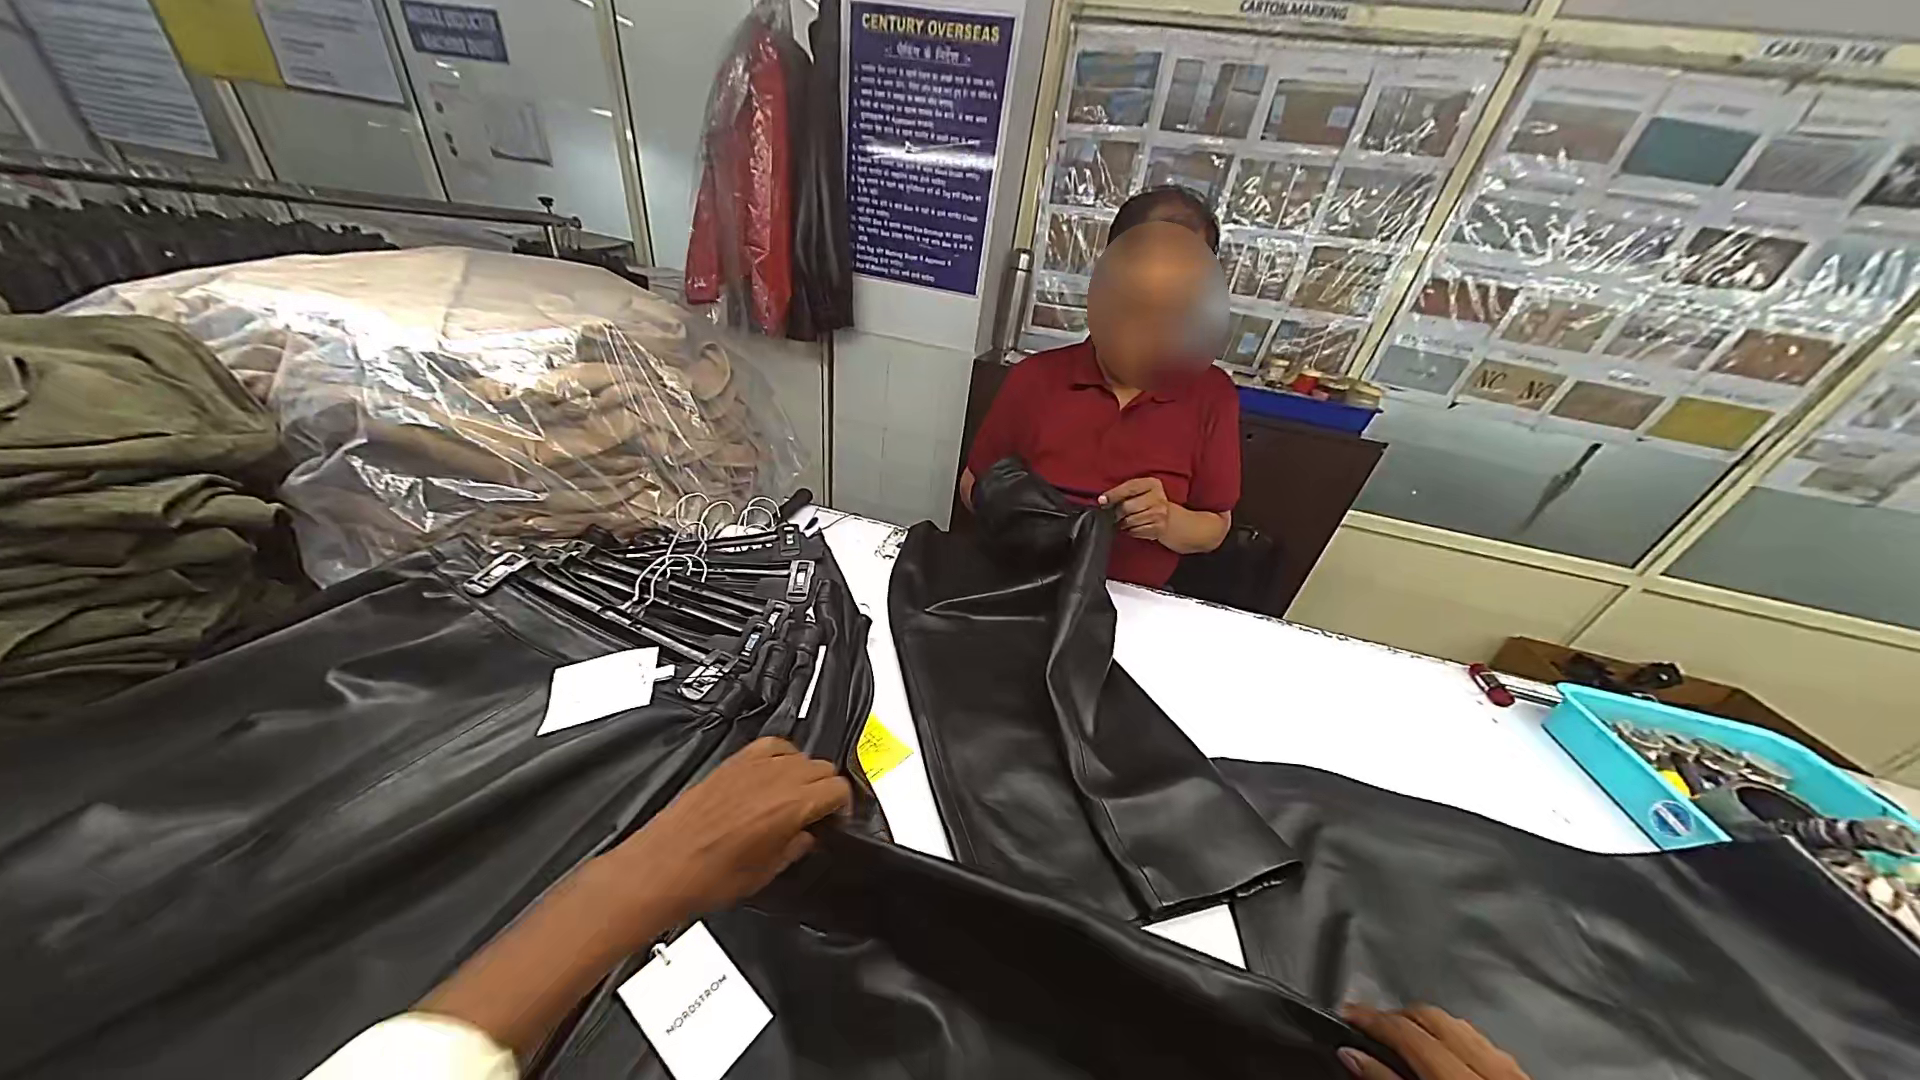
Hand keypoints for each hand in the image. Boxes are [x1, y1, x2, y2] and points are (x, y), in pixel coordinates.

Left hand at [600, 737, 850, 930]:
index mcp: (791, 805)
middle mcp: (775, 777)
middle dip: (827, 789)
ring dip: (805, 773)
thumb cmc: (704, 876)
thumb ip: (796, 846)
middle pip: (824, 767)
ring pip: (801, 753)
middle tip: (819, 811)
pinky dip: (780, 756)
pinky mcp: (734, 762)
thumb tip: (805, 836)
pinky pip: (771, 744)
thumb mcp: (766, 872)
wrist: (660, 869)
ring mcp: (753, 766)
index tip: (836, 818)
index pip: (839, 788)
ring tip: (796, 795)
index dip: (843, 805)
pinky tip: (773, 776)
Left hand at [1099, 477, 1172, 540]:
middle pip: (1126, 507)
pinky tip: (1132, 527)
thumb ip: (1124, 491)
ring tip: (1124, 521)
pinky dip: (1129, 531)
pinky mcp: (1158, 529)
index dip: (1114, 494)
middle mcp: (1158, 498)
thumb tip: (1103, 500)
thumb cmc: (1148, 502)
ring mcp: (1159, 514)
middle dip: (1116, 513)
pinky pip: (1135, 531)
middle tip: (1113, 515)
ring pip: (1129, 521)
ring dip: (1122, 523)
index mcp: (1152, 484)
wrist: (1170, 519)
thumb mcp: (1141, 491)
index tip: (1102, 501)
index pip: (1130, 488)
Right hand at [1338, 1005, 1530, 1079]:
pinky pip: (1485, 1046)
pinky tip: (1443, 1061)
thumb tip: (1353, 1055)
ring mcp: (1518, 1077)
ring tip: (1402, 1042)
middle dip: (1395, 1016)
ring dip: (1424, 1026)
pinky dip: (1455, 1042)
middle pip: (1433, 1018)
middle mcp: (1496, 1074)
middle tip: (1368, 1028)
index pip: (1408, 1032)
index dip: (1370, 1019)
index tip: (1345, 1016)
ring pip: (1460, 1027)